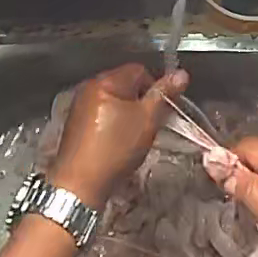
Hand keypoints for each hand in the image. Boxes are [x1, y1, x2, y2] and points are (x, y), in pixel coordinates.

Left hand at [49, 63, 187, 205]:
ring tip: (132, 136)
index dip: (155, 87)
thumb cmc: (114, 151)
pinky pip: (100, 113)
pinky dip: (111, 123)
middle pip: (125, 83)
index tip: (161, 109)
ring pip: (113, 100)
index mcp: (106, 81)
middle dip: (140, 101)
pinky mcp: (75, 123)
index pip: (139, 70)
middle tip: (148, 124)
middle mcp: (89, 87)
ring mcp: (80, 105)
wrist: (78, 186)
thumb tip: (181, 74)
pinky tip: (115, 143)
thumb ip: (164, 94)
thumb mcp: (146, 121)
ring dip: (126, 112)